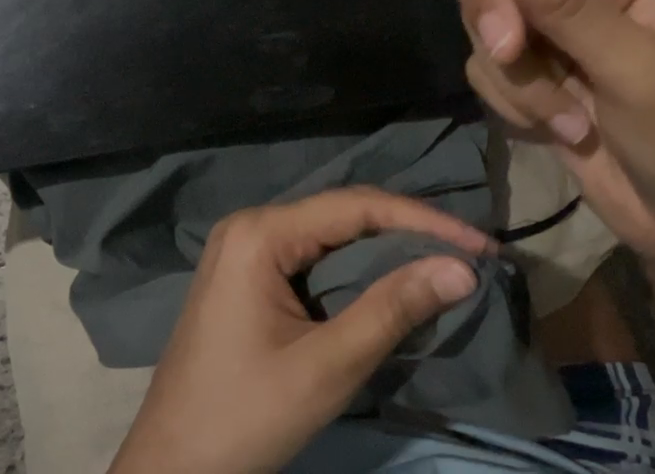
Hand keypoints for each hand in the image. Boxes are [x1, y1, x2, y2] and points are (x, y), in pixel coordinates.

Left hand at [108, 187, 490, 473]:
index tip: (481, 244)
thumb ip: (391, 310)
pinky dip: (357, 268)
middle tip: (472, 252)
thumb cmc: (245, 415)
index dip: (424, 221)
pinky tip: (393, 279)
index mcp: (261, 233)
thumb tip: (461, 268)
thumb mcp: (326, 366)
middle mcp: (252, 226)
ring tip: (445, 262)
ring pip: (331, 235)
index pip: (356, 207)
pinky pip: (313, 258)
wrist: (172, 466)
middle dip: (409, 231)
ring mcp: (246, 249)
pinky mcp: (249, 276)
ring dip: (387, 249)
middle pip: (344, 214)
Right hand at [452, 0, 654, 298]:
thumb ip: (566, 1)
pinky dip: (513, 99)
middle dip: (496, 10)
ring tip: (566, 117)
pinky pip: (485, 64)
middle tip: (514, 50)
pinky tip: (562, 129)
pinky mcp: (533, 72)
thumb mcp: (638, 69)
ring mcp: (555, 29)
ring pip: (484, 14)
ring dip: (513, 70)